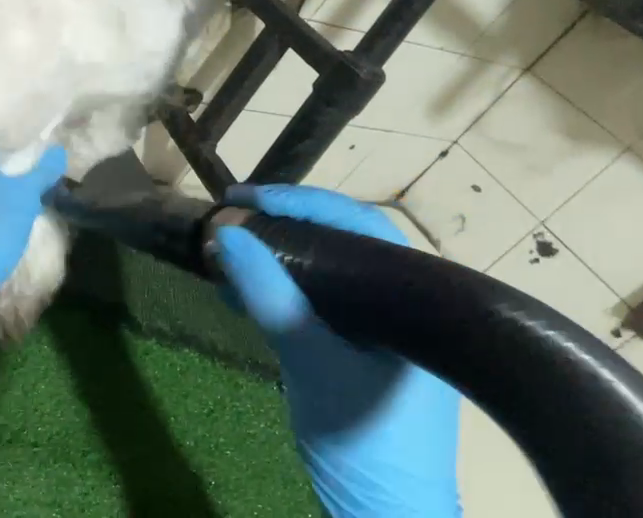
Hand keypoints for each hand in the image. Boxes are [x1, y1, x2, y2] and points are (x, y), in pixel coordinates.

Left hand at [0, 144, 67, 361]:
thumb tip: (58, 150)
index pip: (5, 137)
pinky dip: (5, 205)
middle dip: (26, 168)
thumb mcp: (24, 198)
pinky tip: (24, 212)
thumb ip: (42, 172)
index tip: (54, 149)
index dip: (31, 142)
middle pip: (0, 162)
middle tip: (55, 172)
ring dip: (17, 189)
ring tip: (45, 191)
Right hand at [212, 185, 461, 517]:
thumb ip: (272, 297)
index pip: (358, 224)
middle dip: (283, 222)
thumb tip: (224, 233)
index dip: (300, 202)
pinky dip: (279, 286)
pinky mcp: (362, 349)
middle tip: (231, 214)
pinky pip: (317, 297)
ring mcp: (385, 327)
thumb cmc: (365, 442)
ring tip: (228, 248)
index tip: (243, 200)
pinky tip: (241, 290)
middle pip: (342, 239)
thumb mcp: (312, 364)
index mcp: (417, 299)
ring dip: (276, 253)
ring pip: (327, 266)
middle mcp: (407, 302)